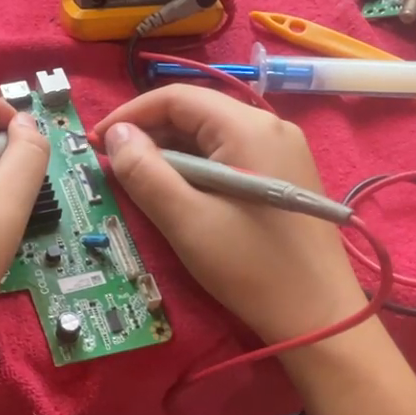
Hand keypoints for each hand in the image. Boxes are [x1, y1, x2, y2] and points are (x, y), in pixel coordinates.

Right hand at [91, 86, 366, 345]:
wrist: (320, 317)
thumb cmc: (251, 267)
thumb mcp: (186, 220)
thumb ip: (145, 172)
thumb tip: (116, 135)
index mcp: (248, 128)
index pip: (176, 98)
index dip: (129, 115)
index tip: (96, 143)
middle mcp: (270, 126)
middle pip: (194, 113)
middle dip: (147, 134)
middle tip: (113, 166)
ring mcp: (281, 150)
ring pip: (209, 135)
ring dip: (169, 153)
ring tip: (139, 182)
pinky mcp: (282, 175)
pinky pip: (226, 154)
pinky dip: (194, 167)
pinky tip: (177, 193)